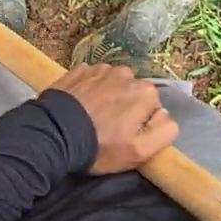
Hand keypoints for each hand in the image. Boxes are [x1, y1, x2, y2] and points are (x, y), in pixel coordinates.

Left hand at [49, 64, 178, 173]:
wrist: (55, 134)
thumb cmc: (101, 146)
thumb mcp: (141, 151)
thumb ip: (165, 131)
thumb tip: (164, 114)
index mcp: (145, 91)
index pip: (153, 106)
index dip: (141, 122)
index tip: (125, 134)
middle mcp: (125, 73)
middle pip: (133, 91)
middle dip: (125, 106)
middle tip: (109, 127)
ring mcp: (100, 69)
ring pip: (113, 82)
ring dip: (108, 95)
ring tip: (93, 115)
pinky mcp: (78, 70)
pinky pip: (92, 78)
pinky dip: (89, 89)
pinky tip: (81, 105)